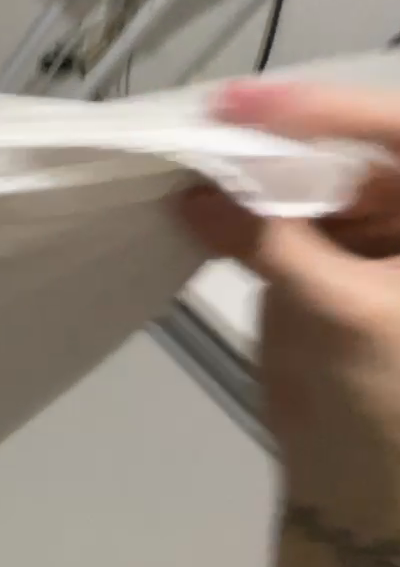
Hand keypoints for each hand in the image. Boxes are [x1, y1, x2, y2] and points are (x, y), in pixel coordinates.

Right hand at [179, 82, 399, 525]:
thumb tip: (195, 195)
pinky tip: (194, 200)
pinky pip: (276, 218)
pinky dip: (234, 210)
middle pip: (352, 155)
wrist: (362, 464)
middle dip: (280, 139)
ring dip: (247, 175)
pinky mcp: (323, 257)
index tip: (244, 103)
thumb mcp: (338, 313)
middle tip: (205, 122)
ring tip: (186, 159)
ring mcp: (375, 235)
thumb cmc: (386, 394)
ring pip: (306, 184)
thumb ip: (271, 245)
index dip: (329, 115)